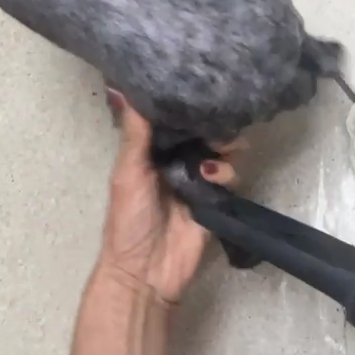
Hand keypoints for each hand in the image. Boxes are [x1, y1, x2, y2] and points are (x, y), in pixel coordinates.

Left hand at [94, 93, 232, 304]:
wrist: (145, 273)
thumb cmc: (128, 219)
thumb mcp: (127, 172)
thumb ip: (135, 132)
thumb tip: (123, 87)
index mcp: (154, 150)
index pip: (175, 116)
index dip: (187, 101)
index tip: (200, 81)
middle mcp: (179, 159)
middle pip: (204, 129)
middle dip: (213, 121)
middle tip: (219, 114)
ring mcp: (200, 179)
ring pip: (222, 149)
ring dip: (223, 144)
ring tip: (218, 146)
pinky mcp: (217, 198)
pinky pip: (231, 175)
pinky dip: (226, 170)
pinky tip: (213, 175)